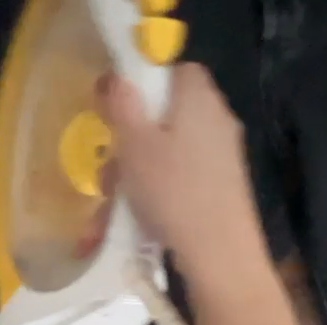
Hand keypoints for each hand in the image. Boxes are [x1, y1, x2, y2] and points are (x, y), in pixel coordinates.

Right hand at [99, 64, 265, 290]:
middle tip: (107, 180)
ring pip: (163, 160)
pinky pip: (175, 186)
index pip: (174, 72)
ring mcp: (219, 158)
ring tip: (106, 221)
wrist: (217, 250)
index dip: (143, 88)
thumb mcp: (135, 145)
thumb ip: (122, 107)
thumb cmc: (172, 190)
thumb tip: (114, 77)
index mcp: (197, 98)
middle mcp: (215, 120)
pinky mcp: (218, 190)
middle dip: (127, 150)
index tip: (117, 116)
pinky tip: (130, 231)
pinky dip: (151, 203)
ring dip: (131, 185)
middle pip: (162, 122)